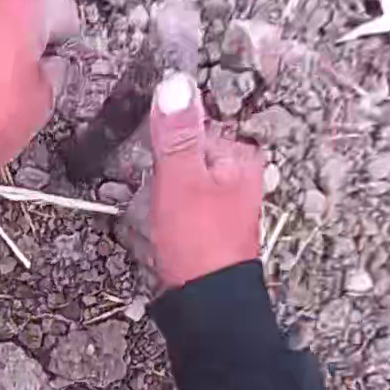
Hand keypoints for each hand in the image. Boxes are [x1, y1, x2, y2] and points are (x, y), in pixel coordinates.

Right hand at [144, 72, 265, 290]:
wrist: (205, 303)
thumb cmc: (200, 246)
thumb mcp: (181, 180)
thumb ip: (176, 134)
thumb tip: (175, 85)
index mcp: (239, 158)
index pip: (197, 121)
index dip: (166, 132)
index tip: (150, 149)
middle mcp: (235, 176)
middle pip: (184, 151)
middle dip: (159, 166)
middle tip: (154, 192)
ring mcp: (220, 201)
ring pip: (175, 178)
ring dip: (156, 191)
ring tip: (156, 215)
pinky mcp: (204, 222)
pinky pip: (174, 202)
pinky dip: (160, 209)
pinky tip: (156, 225)